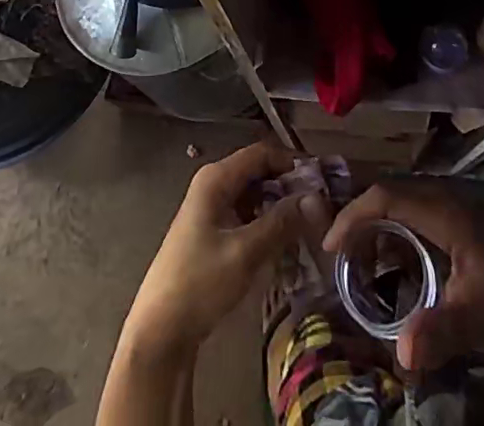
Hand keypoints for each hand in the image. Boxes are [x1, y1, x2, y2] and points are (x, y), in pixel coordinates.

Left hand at [122, 143, 329, 354]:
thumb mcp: (245, 252)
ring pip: (256, 194)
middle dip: (290, 186)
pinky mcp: (214, 230)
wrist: (159, 331)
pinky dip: (268, 222)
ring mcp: (212, 208)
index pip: (262, 153)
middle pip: (260, 172)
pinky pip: (248, 214)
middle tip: (322, 206)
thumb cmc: (199, 285)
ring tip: (310, 224)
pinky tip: (287, 241)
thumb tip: (317, 197)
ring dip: (281, 206)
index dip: (293, 162)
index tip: (324, 181)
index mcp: (215, 179)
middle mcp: (213, 185)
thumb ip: (282, 222)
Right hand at [324, 180, 483, 374]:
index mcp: (445, 213)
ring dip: (378, 237)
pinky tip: (396, 280)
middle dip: (360, 226)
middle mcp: (447, 207)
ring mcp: (457, 220)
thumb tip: (400, 357)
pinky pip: (417, 230)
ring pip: (403, 213)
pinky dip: (397, 248)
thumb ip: (439, 332)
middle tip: (339, 262)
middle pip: (390, 199)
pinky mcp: (464, 239)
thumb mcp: (480, 320)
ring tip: (361, 273)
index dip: (352, 217)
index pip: (385, 197)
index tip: (329, 250)